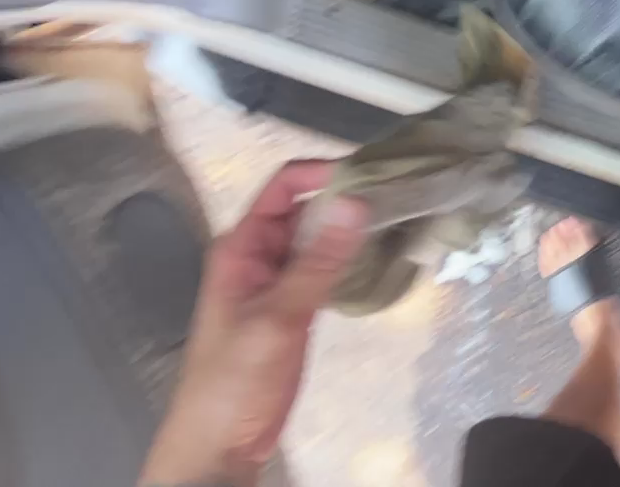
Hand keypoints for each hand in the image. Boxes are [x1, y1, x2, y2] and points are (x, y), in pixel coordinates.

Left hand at [141, 160, 367, 486]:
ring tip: (401, 216)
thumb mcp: (278, 318)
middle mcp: (261, 252)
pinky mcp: (298, 301)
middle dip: (348, 195)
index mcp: (242, 246)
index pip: (284, 185)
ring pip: (321, 234)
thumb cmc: (234, 381)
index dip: (324, 171)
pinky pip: (328, 262)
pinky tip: (384, 253)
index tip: (372, 173)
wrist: (218, 450)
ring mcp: (280, 278)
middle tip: (399, 193)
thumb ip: (319, 260)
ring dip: (354, 225)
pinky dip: (353, 253)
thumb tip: (357, 199)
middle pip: (307, 205)